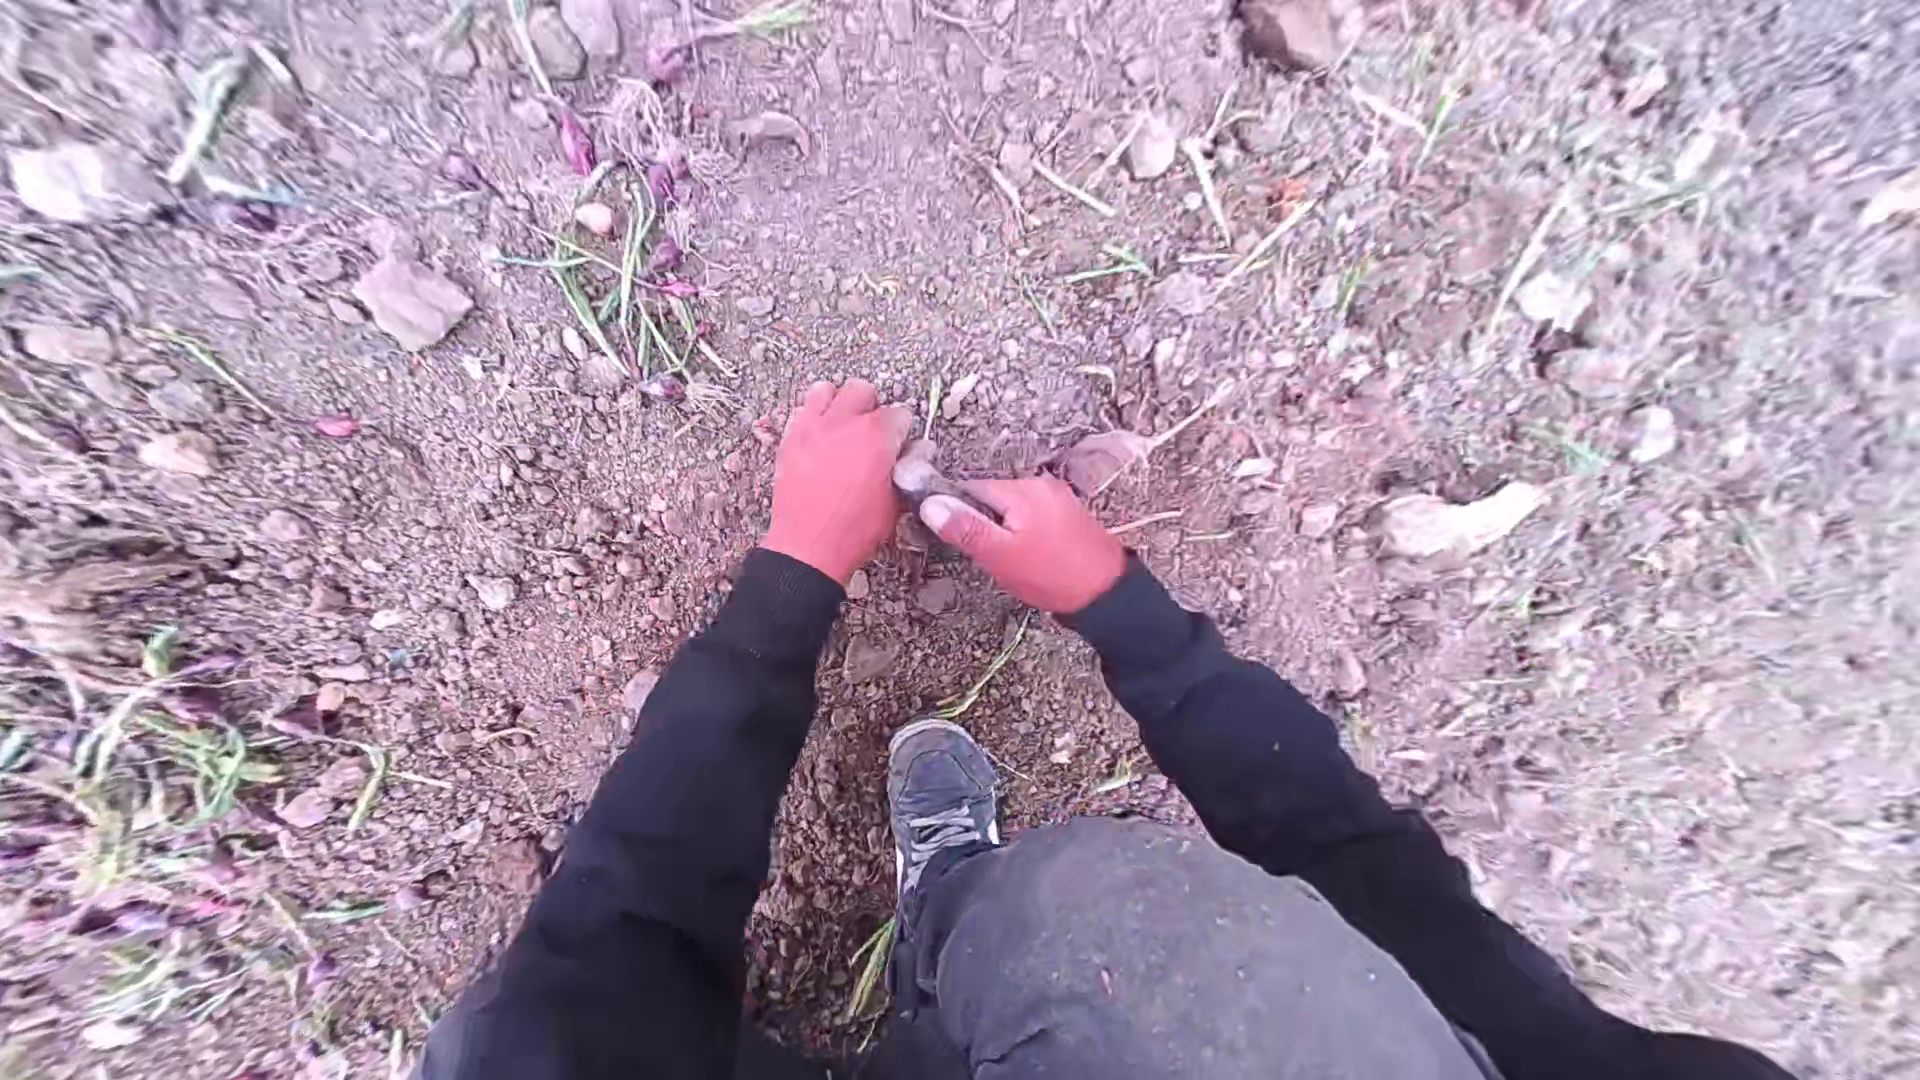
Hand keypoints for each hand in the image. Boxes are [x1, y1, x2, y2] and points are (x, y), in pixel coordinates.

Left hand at [761, 379, 912, 586]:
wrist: (810, 548)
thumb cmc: (853, 530)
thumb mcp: (895, 503)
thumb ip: (906, 470)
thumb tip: (914, 454)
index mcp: (877, 437)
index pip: (900, 413)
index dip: (903, 430)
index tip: (900, 442)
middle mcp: (844, 424)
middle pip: (862, 390)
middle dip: (871, 406)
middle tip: (873, 428)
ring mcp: (813, 429)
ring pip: (826, 390)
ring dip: (838, 402)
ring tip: (843, 424)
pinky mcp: (790, 440)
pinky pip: (801, 411)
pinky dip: (813, 416)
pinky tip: (820, 435)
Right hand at [918, 477, 1126, 613]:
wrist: (1107, 596)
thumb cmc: (1054, 576)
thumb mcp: (1000, 555)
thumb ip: (965, 527)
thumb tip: (931, 504)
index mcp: (1023, 490)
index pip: (970, 487)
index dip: (957, 512)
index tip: (957, 536)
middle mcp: (1042, 486)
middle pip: (992, 498)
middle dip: (984, 524)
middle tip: (991, 555)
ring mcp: (1058, 500)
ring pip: (1012, 510)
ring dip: (1004, 531)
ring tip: (1014, 561)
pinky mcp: (1068, 516)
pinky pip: (1032, 517)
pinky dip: (1023, 534)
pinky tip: (1031, 558)